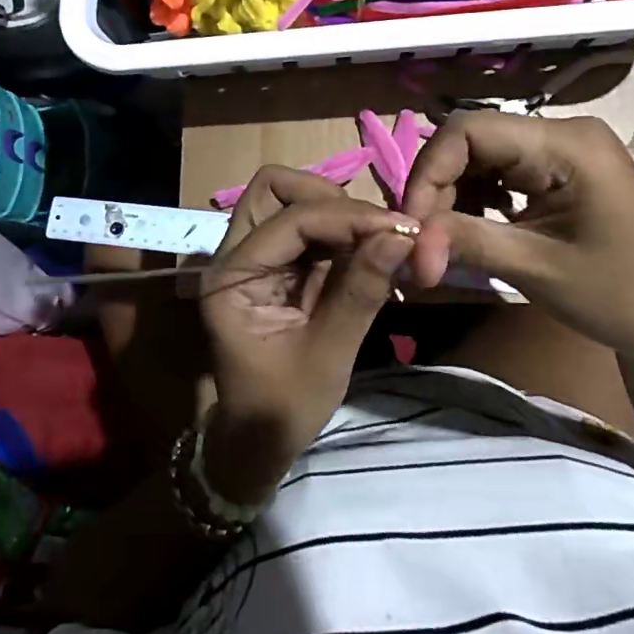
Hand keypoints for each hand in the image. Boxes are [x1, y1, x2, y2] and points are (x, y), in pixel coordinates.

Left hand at [198, 166, 417, 504]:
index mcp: (232, 280)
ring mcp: (253, 260)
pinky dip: (341, 234)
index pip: (290, 221)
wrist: (256, 442)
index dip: (347, 217)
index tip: (401, 230)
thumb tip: (401, 236)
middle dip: (330, 200)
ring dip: (338, 214)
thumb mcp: (328, 356)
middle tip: (378, 231)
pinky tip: (370, 253)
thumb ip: (360, 292)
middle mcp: (234, 258)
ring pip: (290, 203)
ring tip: (381, 242)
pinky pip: (306, 231)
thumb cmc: (283, 409)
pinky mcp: (274, 269)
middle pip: (275, 190)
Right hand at [402, 110, 633, 352]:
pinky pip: (499, 172)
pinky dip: (474, 200)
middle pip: (472, 140)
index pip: (470, 130)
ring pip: (480, 156)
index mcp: (567, 143)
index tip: (412, 224)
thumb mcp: (536, 268)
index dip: (429, 171)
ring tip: (441, 240)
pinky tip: (467, 230)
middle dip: (438, 188)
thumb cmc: (619, 295)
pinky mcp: (557, 172)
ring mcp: (561, 151)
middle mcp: (563, 133)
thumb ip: (467, 241)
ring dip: (452, 196)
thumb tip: (404, 240)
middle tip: (423, 240)